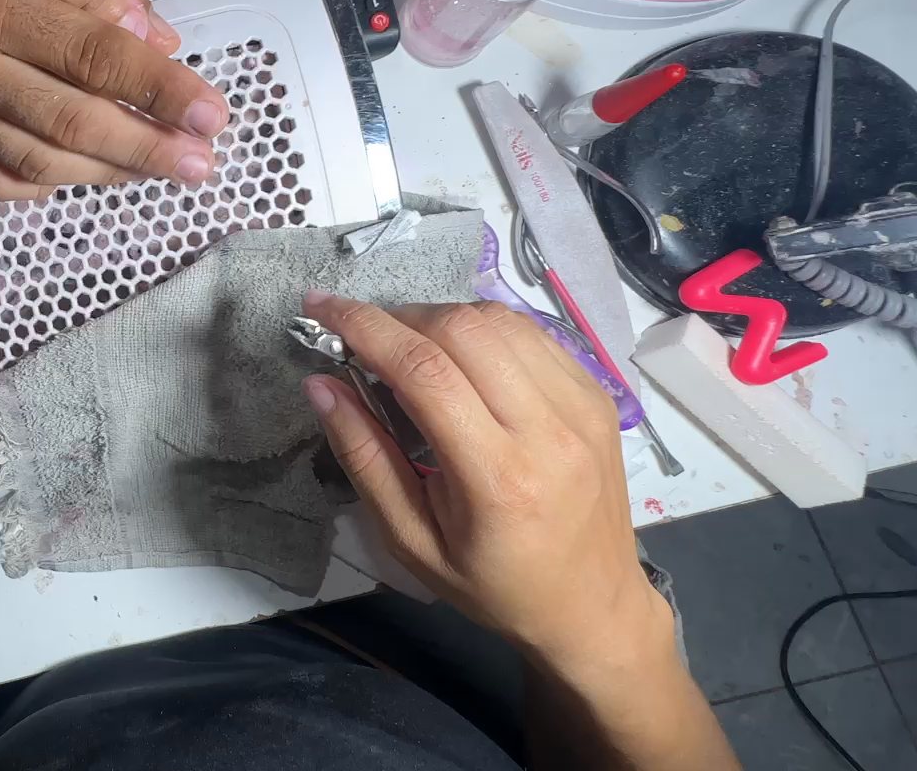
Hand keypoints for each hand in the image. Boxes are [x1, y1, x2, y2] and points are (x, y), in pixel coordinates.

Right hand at [0, 0, 227, 199]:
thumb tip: (167, 45)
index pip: (91, 53)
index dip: (159, 87)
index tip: (212, 114)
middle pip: (70, 119)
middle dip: (146, 145)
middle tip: (199, 163)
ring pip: (40, 160)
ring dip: (110, 172)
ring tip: (161, 171)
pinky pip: (0, 183)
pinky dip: (52, 187)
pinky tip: (93, 175)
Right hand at [299, 294, 671, 670]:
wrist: (595, 608)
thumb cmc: (490, 582)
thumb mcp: (407, 537)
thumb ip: (362, 455)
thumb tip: (320, 383)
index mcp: (497, 476)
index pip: (423, 370)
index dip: (363, 326)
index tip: (319, 307)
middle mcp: (549, 430)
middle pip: (461, 330)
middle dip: (396, 317)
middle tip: (362, 338)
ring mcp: (582, 406)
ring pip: (494, 319)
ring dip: (434, 317)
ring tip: (405, 346)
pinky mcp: (597, 395)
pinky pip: (525, 330)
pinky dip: (475, 325)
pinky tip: (454, 353)